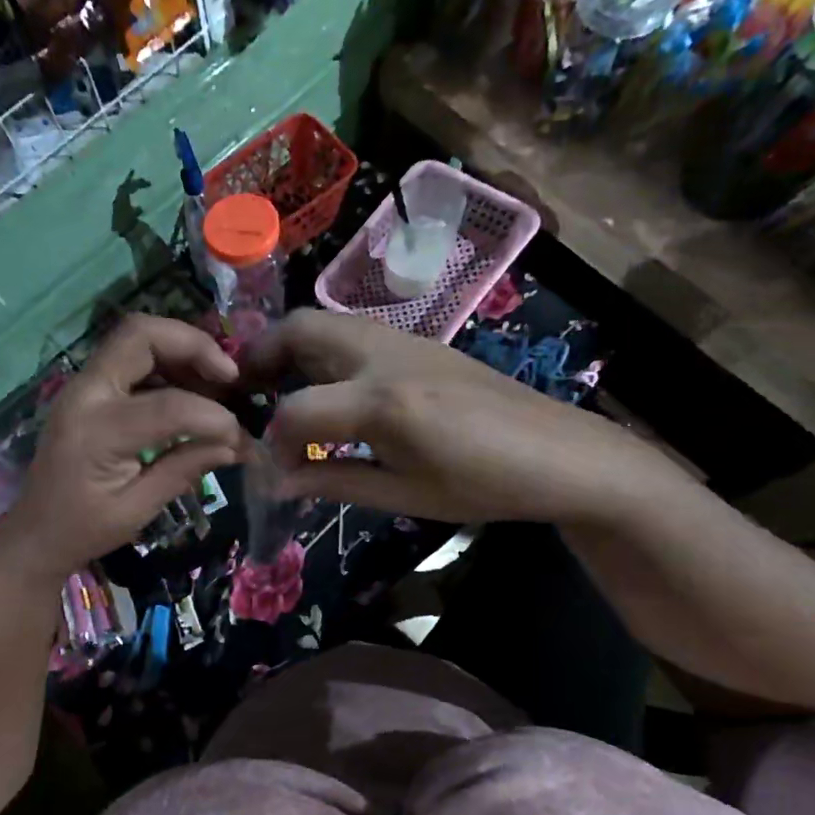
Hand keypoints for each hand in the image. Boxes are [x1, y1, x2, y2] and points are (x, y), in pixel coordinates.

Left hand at [0, 315, 241, 575]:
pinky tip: (188, 391)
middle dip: (194, 344)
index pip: (169, 405)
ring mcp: (82, 386)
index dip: (213, 417)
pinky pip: (128, 357)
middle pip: (141, 335)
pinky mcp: (86, 390)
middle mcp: (85, 394)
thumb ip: (184, 468)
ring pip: (135, 337)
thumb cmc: (84, 529)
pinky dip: (164, 363)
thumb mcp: (137, 509)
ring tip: (213, 383)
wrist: (34, 533)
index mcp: (97, 432)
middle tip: (229, 375)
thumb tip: (236, 444)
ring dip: (180, 350)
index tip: (238, 437)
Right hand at [242, 310, 680, 525]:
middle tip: (250, 394)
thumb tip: (277, 481)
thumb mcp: (403, 493)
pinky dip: (319, 349)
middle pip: (297, 330)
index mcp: (382, 402)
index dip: (274, 444)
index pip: (295, 412)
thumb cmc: (484, 484)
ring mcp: (402, 339)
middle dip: (261, 357)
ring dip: (290, 347)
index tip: (276, 469)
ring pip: (323, 320)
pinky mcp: (415, 340)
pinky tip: (328, 386)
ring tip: (280, 387)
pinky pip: (349, 330)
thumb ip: (332, 481)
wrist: (564, 453)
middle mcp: (383, 356)